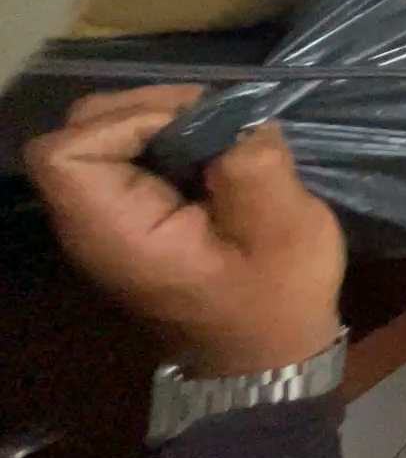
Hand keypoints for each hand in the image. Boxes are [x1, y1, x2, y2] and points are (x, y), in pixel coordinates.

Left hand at [25, 85, 345, 375]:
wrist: (265, 349)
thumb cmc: (276, 294)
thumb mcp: (285, 230)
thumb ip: (256, 170)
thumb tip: (243, 121)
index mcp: (116, 230)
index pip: (68, 152)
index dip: (132, 119)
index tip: (207, 122)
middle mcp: (94, 222)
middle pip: (78, 136)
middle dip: (149, 108)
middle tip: (224, 113)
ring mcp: (113, 221)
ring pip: (105, 140)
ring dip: (167, 120)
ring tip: (231, 127)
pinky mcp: (140, 217)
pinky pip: (134, 158)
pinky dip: (176, 139)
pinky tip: (225, 150)